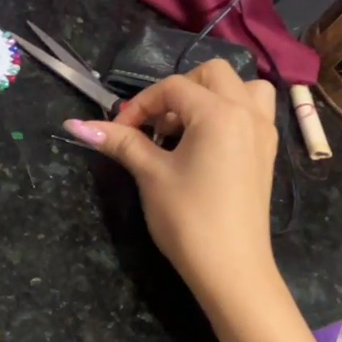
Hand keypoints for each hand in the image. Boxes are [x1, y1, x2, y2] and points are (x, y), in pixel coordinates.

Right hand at [63, 60, 279, 297]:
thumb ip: (120, 142)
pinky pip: (252, 112)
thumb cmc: (187, 218)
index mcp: (219, 112)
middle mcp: (247, 112)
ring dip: (210, 96)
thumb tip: (75, 124)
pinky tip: (204, 143)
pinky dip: (228, 113)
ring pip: (241, 88)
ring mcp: (263, 132)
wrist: (231, 266)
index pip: (172, 87)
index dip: (139, 105)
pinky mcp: (266, 152)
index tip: (118, 131)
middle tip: (153, 125)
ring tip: (184, 127)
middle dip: (176, 92)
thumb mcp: (150, 174)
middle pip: (211, 74)